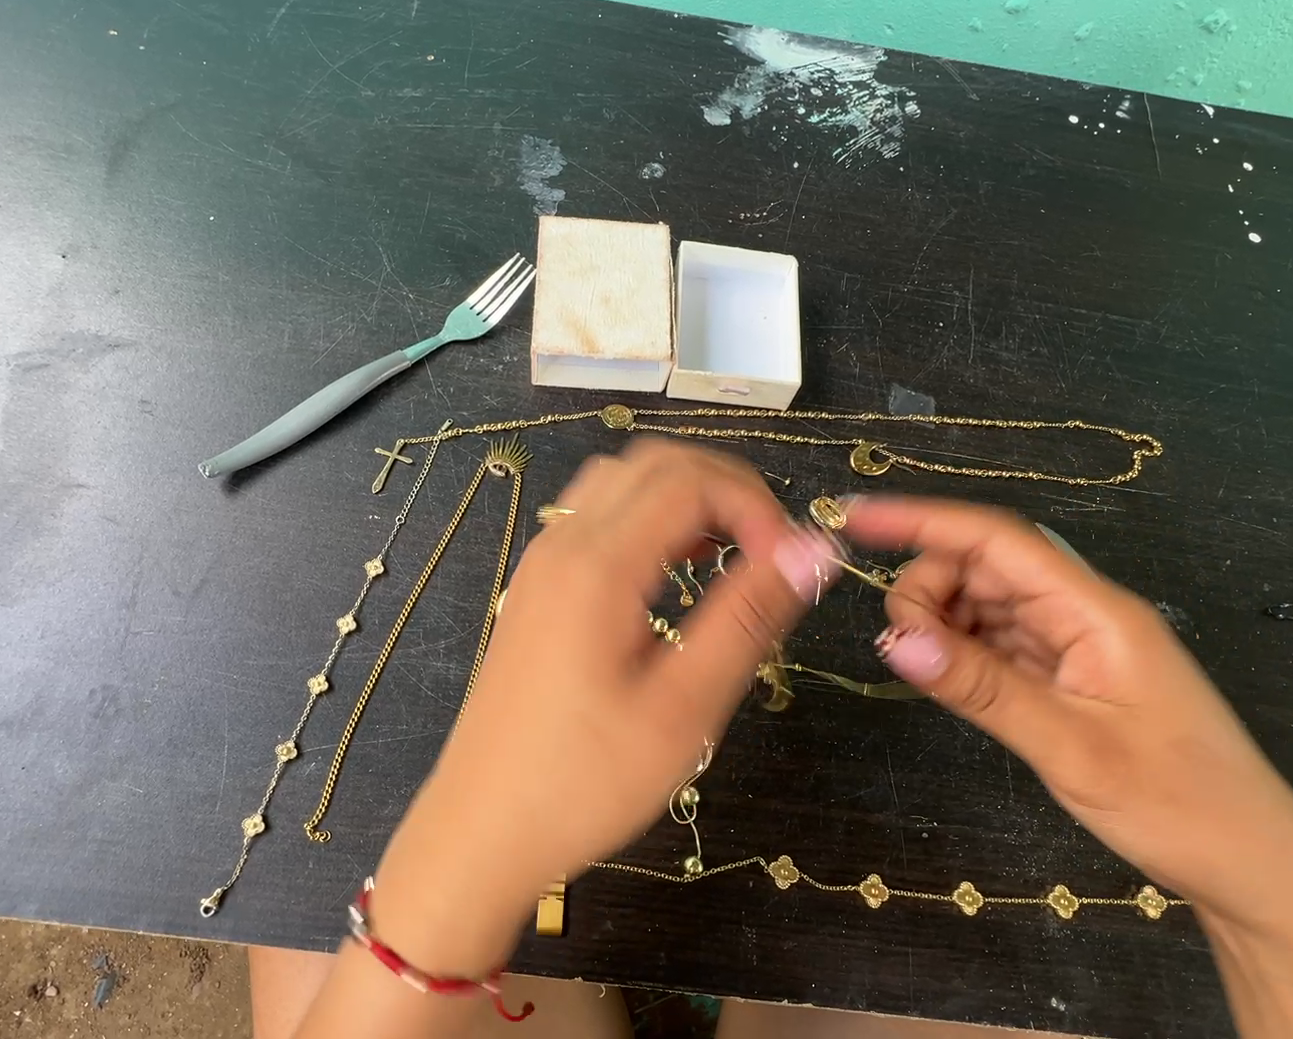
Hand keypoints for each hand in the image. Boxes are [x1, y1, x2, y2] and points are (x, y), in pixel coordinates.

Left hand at [369, 439, 839, 976]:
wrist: (480, 830)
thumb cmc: (584, 781)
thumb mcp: (682, 708)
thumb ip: (748, 617)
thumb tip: (812, 549)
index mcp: (597, 564)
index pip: (689, 479)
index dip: (754, 504)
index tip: (789, 563)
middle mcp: (563, 543)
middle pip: (653, 462)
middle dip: (724, 486)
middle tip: (768, 546)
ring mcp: (541, 561)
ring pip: (620, 481)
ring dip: (682, 495)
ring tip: (726, 551)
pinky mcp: (534, 586)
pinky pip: (594, 516)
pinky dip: (645, 517)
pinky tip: (671, 570)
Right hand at [843, 495, 1292, 920]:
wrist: (1255, 872)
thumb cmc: (1181, 807)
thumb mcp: (1071, 748)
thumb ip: (978, 687)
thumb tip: (893, 639)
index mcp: (1094, 611)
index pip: (995, 539)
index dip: (921, 520)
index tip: (856, 516)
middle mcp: (1080, 613)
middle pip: (981, 567)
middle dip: (926, 588)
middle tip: (901, 644)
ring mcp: (1072, 643)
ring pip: (982, 602)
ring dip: (940, 621)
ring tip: (924, 666)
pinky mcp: (1064, 673)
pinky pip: (995, 640)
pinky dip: (960, 650)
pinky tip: (947, 676)